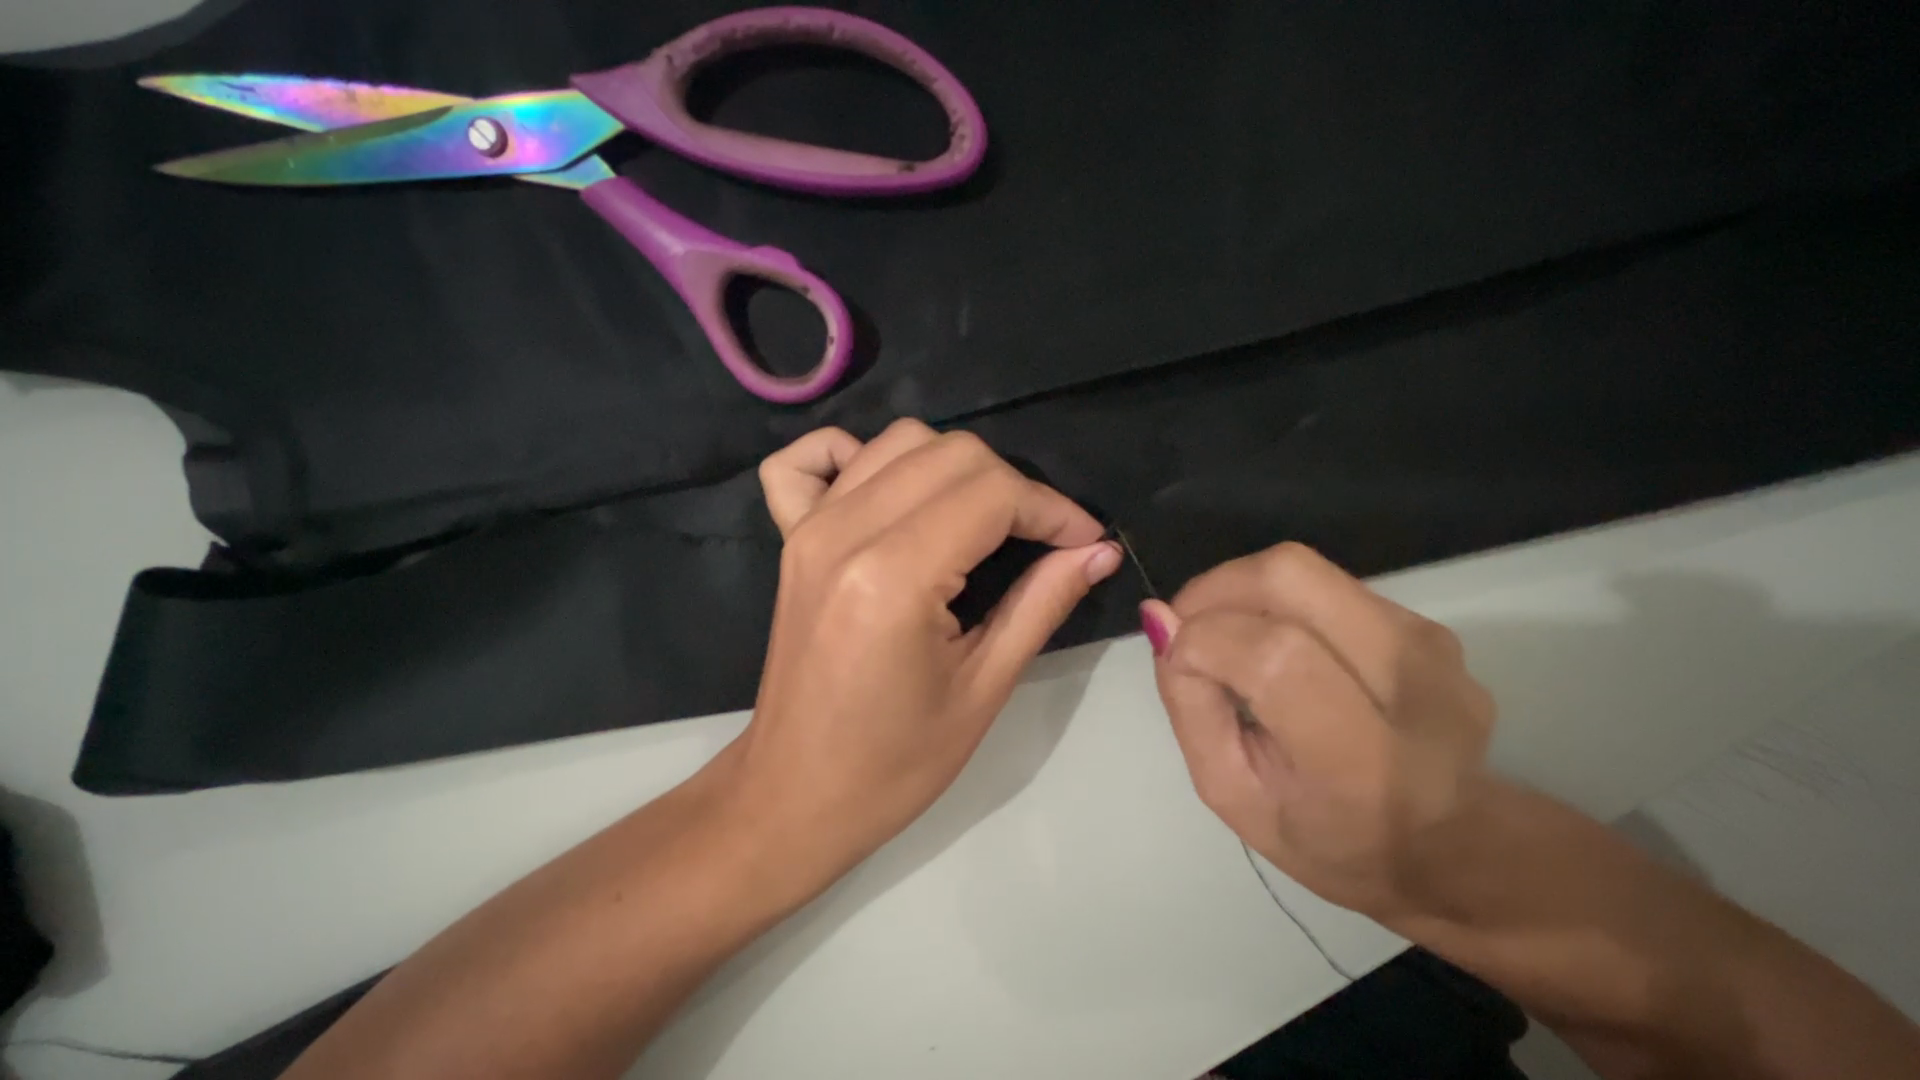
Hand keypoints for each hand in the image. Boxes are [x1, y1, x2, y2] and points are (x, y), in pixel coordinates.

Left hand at [737, 420, 1121, 885]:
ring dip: (955, 468)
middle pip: (951, 453)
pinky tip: (891, 491)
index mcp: (894, 575)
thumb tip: (1099, 551)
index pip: (993, 493)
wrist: (796, 793)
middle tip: (1042, 541)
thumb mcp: (984, 688)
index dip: (1053, 510)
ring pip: (898, 442)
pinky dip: (854, 454)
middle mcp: (845, 532)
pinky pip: (809, 460)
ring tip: (983, 523)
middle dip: (1013, 487)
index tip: (1086, 542)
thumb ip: (1042, 602)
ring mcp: (809, 528)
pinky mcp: (789, 537)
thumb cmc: (895, 763)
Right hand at [1143, 542, 1495, 923]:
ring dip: (1245, 589)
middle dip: (1217, 587)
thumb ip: (1191, 707)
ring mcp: (1432, 648)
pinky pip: (1333, 585)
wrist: (1450, 848)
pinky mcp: (1432, 627)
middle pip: (1294, 578)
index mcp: (1362, 760)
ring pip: (1310, 571)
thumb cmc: (1328, 839)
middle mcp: (1412, 687)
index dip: (1206, 639)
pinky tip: (1279, 642)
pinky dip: (1282, 601)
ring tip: (1228, 635)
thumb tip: (1159, 620)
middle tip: (1187, 623)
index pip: (1276, 656)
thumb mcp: (1234, 795)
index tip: (1175, 656)